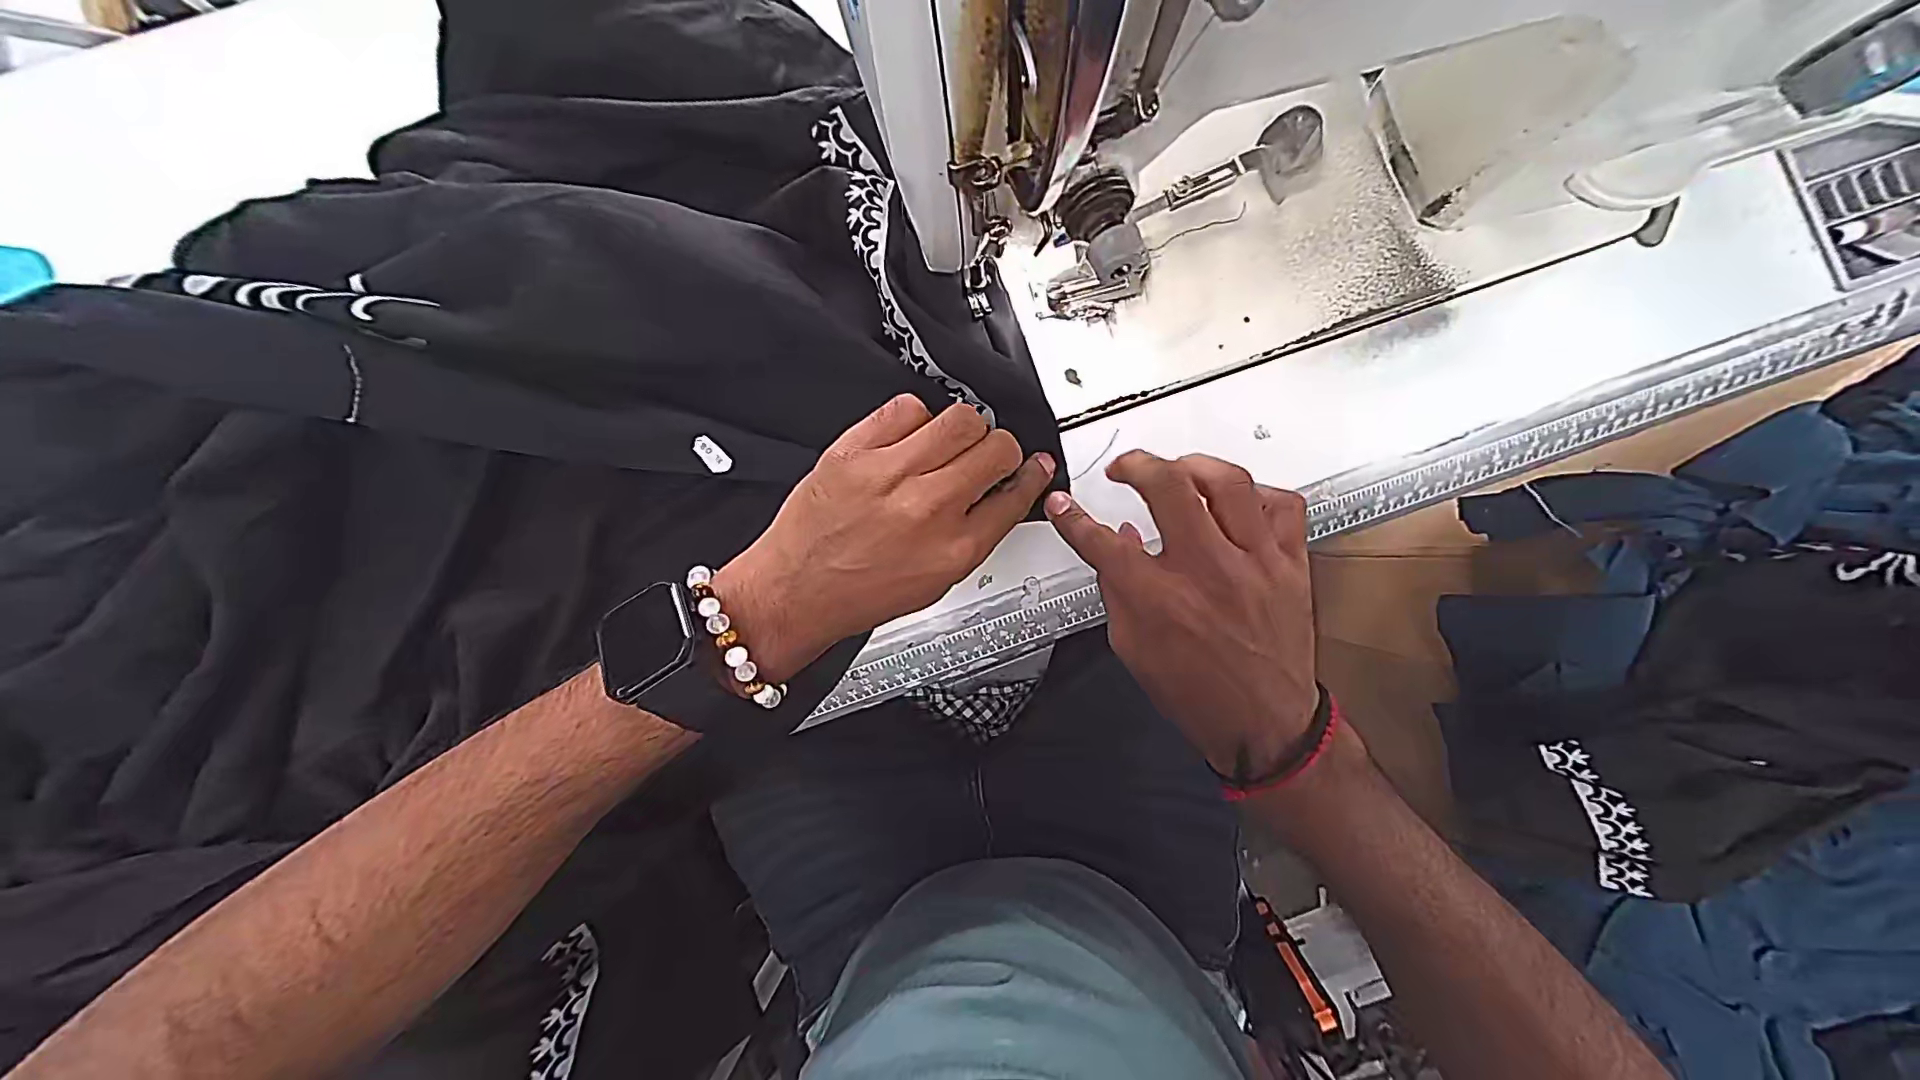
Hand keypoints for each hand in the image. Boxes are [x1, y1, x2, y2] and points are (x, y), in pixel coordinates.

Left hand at [715, 395, 1053, 682]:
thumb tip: (999, 498)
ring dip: (966, 427)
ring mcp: (890, 475)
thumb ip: (975, 535)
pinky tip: (910, 436)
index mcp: (955, 548)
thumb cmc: (859, 592)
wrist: (795, 591)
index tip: (1031, 466)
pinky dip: (917, 417)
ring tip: (950, 442)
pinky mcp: (854, 452)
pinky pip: (907, 408)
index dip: (1030, 474)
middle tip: (988, 454)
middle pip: (996, 449)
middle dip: (1000, 449)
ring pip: (961, 419)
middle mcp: (928, 508)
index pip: (1015, 494)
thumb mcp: (935, 580)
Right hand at [1044, 451, 1317, 778]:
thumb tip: (1114, 551)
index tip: (1064, 505)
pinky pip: (1283, 506)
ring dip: (1193, 465)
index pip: (1101, 541)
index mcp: (1159, 600)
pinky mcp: (1289, 567)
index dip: (1072, 518)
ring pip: (1227, 482)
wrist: (1265, 725)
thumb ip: (1119, 592)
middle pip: (1167, 487)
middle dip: (1136, 465)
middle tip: (1126, 468)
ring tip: (1178, 469)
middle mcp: (1207, 573)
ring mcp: (1254, 565)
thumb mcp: (1133, 648)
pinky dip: (1256, 492)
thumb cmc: (1201, 694)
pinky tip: (1238, 498)